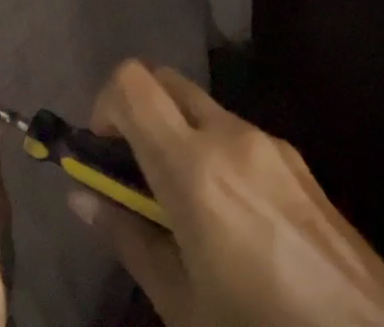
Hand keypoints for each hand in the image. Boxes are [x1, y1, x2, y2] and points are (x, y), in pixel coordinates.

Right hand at [73, 61, 383, 326]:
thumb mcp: (182, 303)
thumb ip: (127, 239)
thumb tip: (82, 198)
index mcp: (193, 166)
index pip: (130, 83)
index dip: (104, 106)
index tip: (104, 156)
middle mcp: (231, 137)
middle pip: (164, 80)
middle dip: (137, 112)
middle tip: (135, 174)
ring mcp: (272, 146)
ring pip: (201, 108)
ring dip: (177, 134)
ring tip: (183, 207)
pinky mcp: (300, 164)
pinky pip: (237, 135)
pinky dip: (213, 152)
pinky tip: (230, 219)